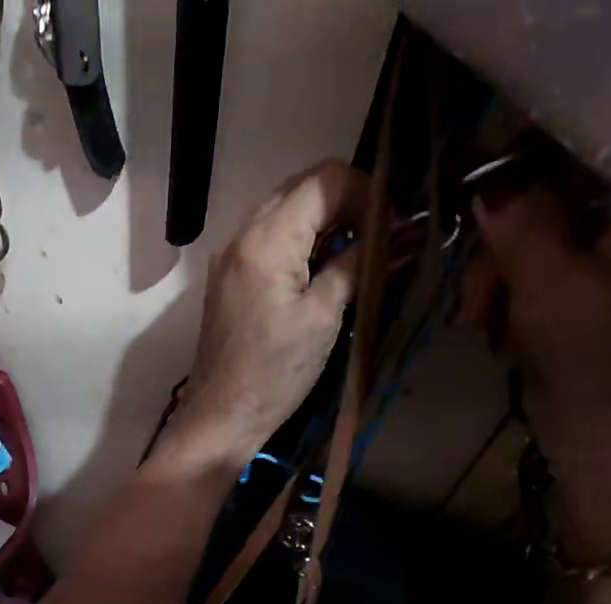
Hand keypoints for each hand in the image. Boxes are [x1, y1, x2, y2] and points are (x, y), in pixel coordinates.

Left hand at [161, 160, 365, 472]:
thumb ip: (356, 263)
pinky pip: (267, 243)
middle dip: (346, 204)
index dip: (366, 190)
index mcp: (264, 240)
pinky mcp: (227, 282)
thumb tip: (391, 232)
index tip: (390, 225)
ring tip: (355, 257)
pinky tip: (321, 272)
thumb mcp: (324, 316)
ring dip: (323, 224)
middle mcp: (240, 238)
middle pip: (302, 189)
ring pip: (284, 214)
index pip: (324, 178)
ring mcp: (229, 260)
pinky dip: (299, 245)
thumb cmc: (273, 373)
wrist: (219, 418)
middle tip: (378, 238)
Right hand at [475, 187, 610, 560]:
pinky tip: (497, 336)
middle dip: (496, 254)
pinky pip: (525, 281)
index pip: (585, 155)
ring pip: (526, 249)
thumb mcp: (548, 287)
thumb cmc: (590, 357)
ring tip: (481, 328)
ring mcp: (604, 266)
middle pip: (544, 207)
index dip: (524, 165)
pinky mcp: (577, 300)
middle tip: (474, 303)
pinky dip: (501, 305)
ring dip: (490, 287)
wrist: (606, 438)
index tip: (471, 190)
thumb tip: (484, 181)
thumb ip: (519, 228)